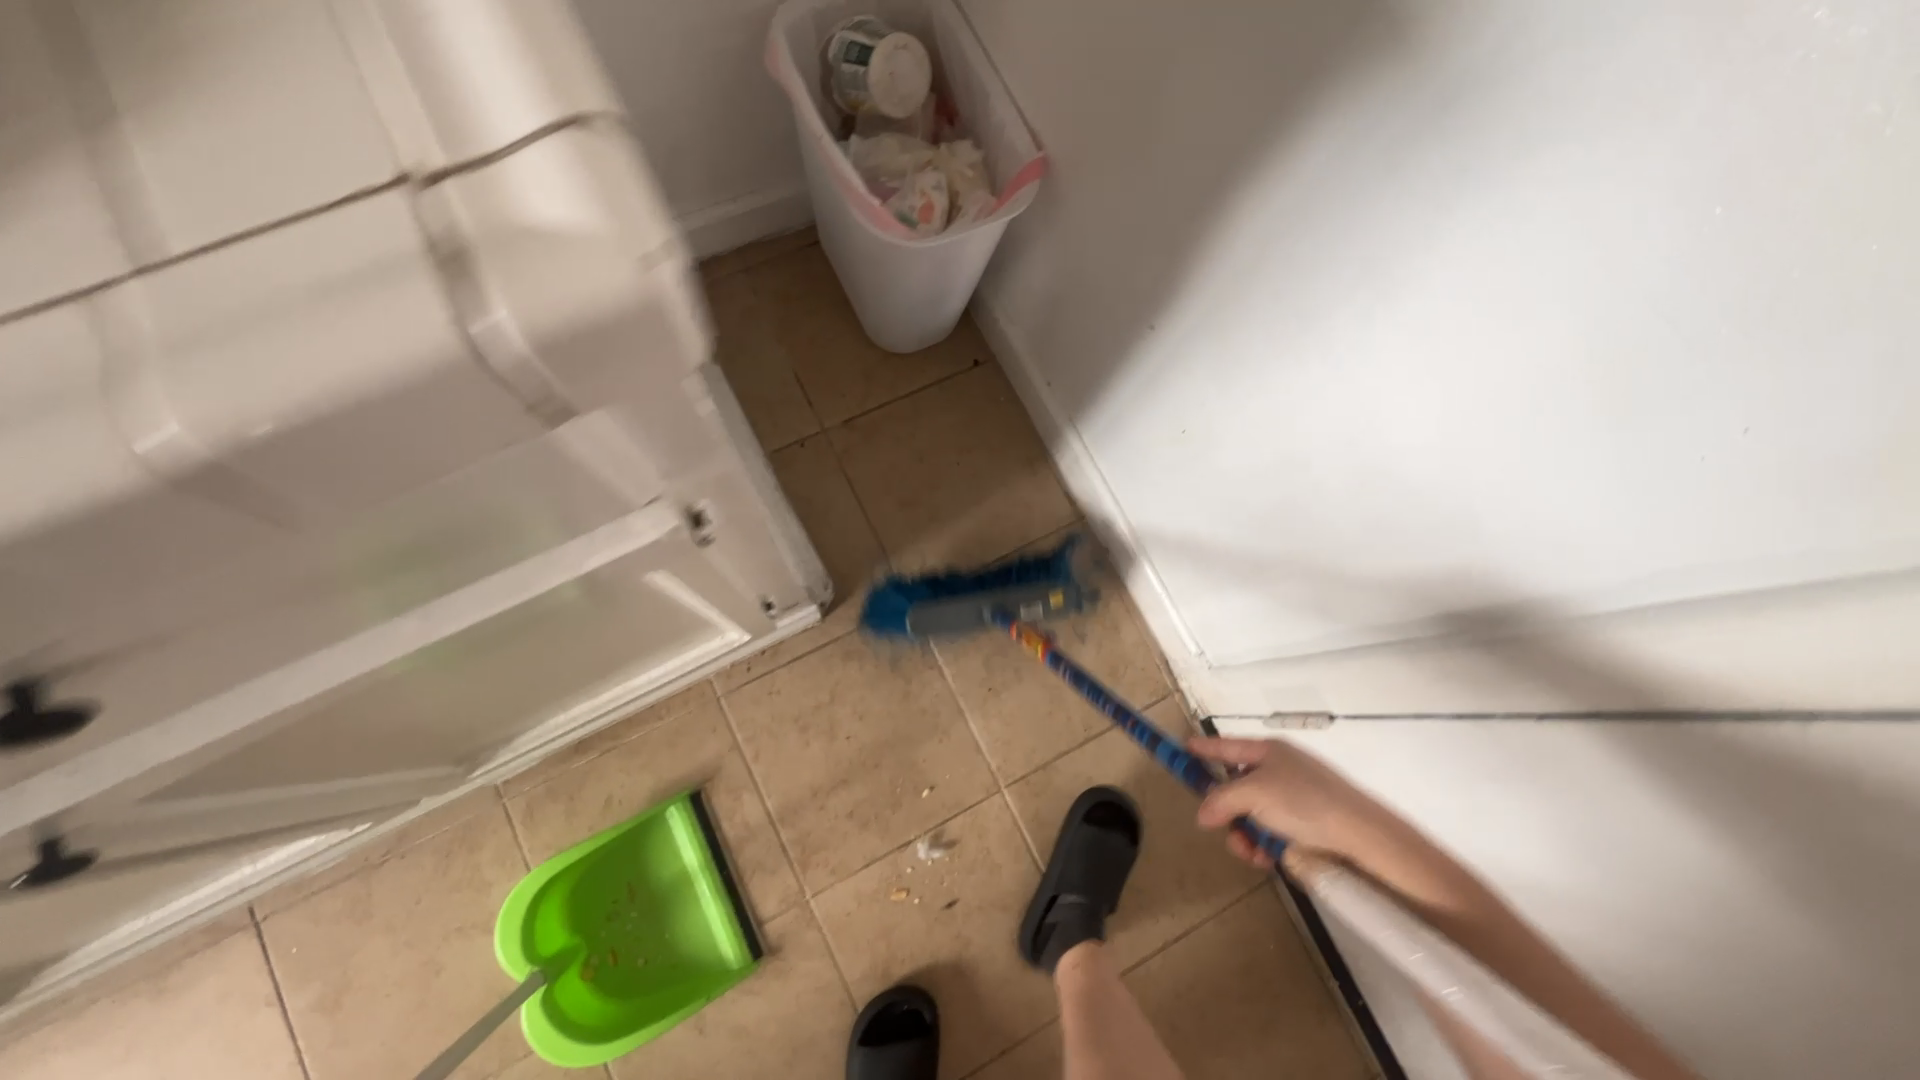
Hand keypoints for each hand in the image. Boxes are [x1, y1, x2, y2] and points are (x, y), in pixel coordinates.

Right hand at [1188, 736, 1392, 871]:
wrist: (1360, 836)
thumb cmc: (1304, 802)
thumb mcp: (1254, 793)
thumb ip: (1221, 799)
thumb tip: (1203, 814)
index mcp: (1268, 752)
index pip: (1226, 746)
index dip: (1203, 748)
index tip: (1182, 748)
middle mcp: (1279, 771)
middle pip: (1235, 787)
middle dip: (1225, 811)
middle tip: (1219, 827)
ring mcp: (1291, 800)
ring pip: (1249, 815)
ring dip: (1243, 835)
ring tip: (1251, 852)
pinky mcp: (1302, 826)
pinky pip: (1267, 833)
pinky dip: (1261, 846)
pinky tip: (1265, 859)